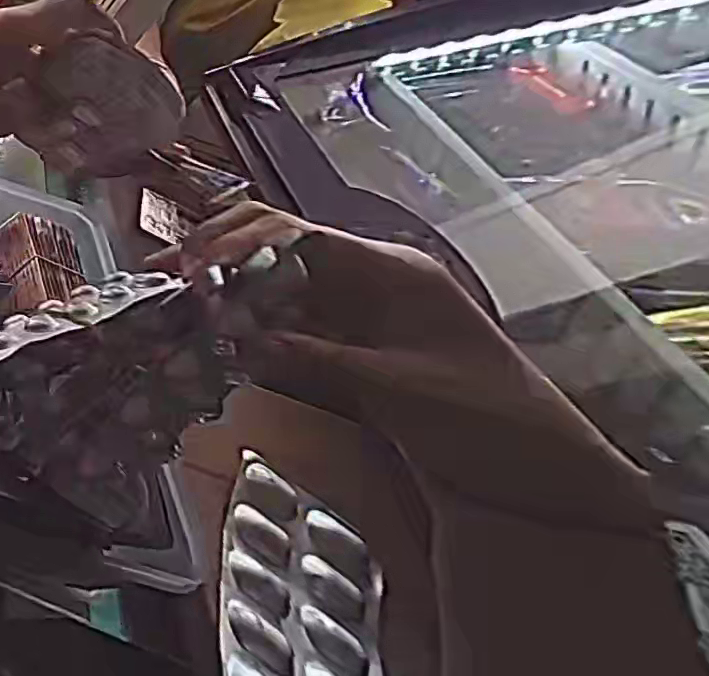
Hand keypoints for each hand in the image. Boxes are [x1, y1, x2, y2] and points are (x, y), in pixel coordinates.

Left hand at [0, 0, 120, 152]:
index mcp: (5, 29)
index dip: (102, 24)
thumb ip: (41, 112)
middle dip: (79, 51)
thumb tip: (76, 116)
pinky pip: (8, 54)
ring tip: (71, 99)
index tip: (119, 51)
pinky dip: (27, 73)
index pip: (70, 7)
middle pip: (52, 25)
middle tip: (99, 83)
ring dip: (52, 66)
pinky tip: (33, 102)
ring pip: (30, 43)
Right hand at [149, 202, 650, 518]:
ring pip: (268, 270)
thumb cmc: (491, 422)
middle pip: (274, 235)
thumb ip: (319, 359)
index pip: (295, 232)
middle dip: (217, 246)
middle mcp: (360, 272)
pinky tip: (212, 324)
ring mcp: (346, 300)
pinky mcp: (336, 329)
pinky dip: (241, 313)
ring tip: (175, 293)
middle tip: (170, 270)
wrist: (539, 476)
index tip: (195, 269)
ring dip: (222, 280)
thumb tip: (241, 340)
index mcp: (387, 269)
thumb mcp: (403, 390)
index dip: (237, 243)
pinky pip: (276, 307)